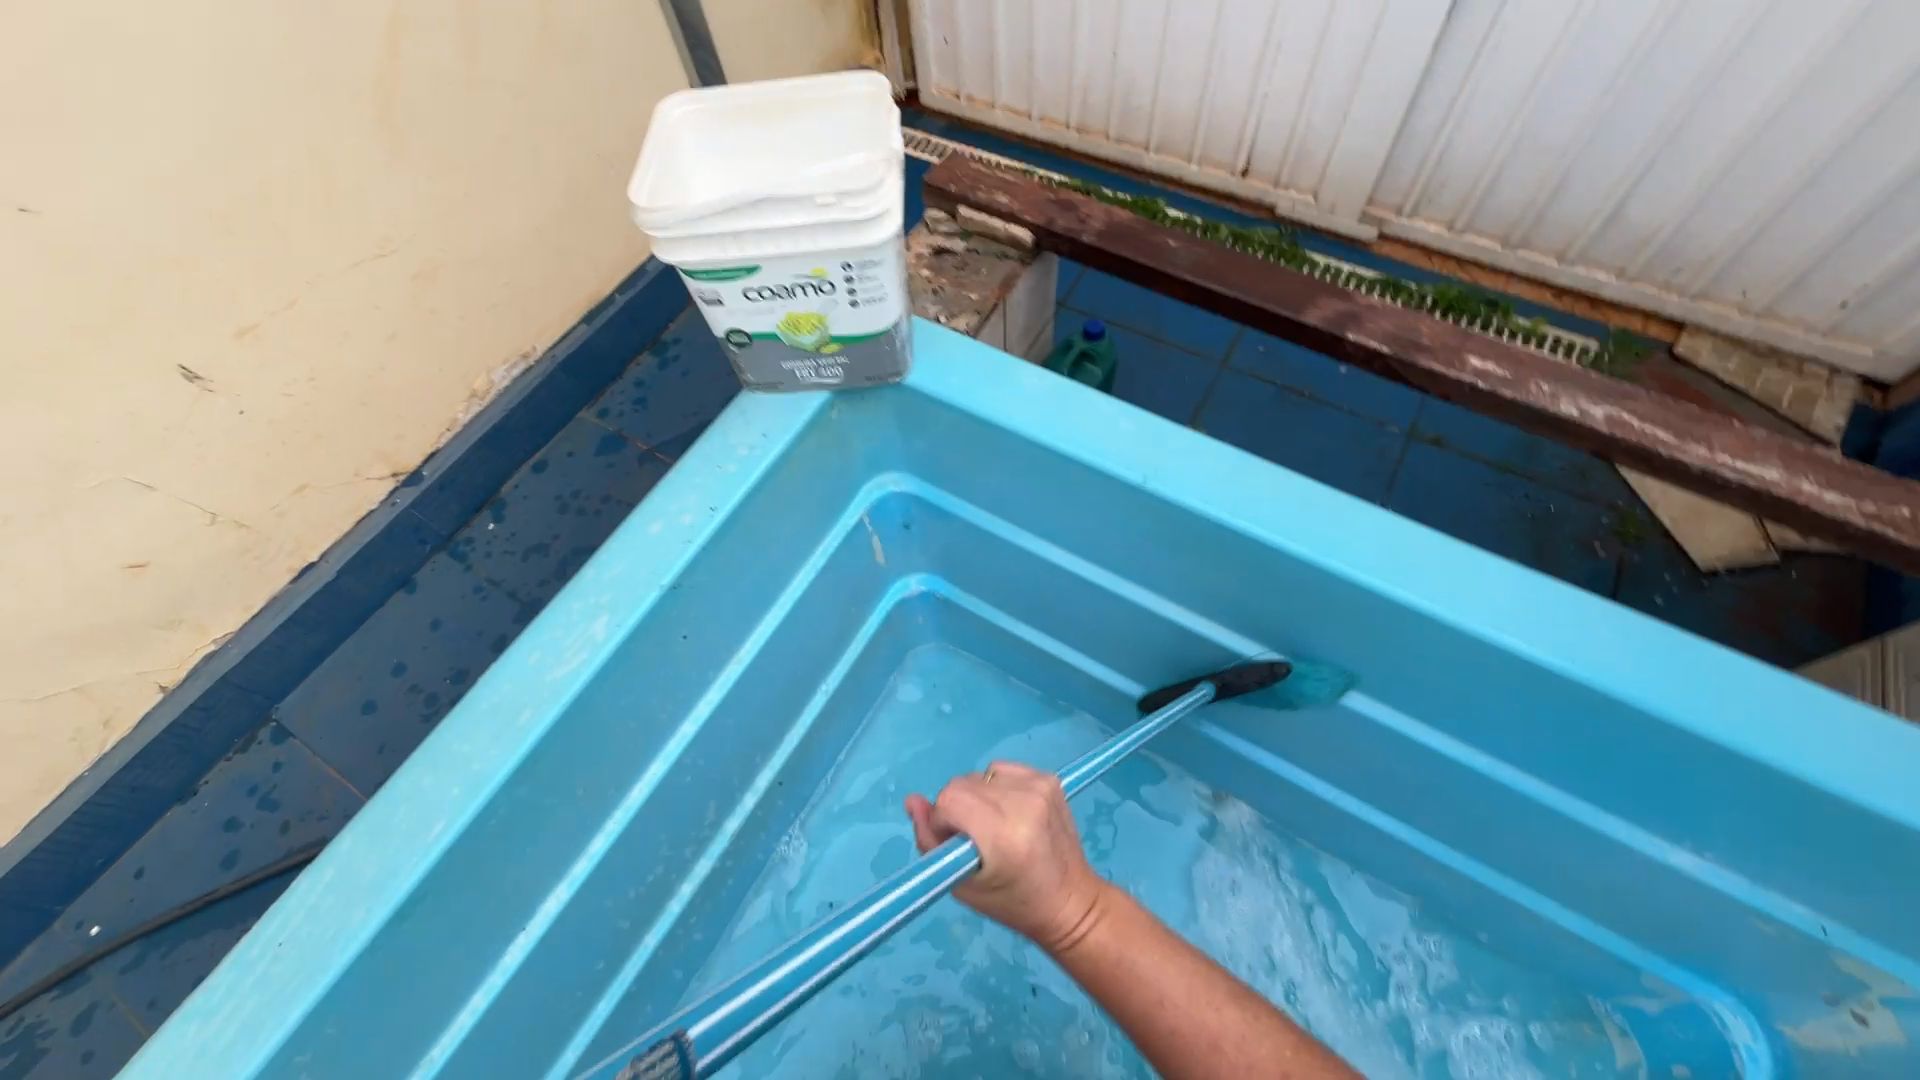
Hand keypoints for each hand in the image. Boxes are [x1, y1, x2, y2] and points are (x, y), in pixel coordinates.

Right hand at [904, 760, 1111, 953]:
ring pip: (980, 775)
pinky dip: (997, 788)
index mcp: (1003, 832)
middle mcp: (1024, 801)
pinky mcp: (1050, 778)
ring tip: (995, 826)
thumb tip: (912, 801)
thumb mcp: (962, 884)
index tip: (956, 845)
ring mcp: (1040, 786)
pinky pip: (1002, 770)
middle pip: (962, 784)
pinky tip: (1011, 813)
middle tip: (976, 840)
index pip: (949, 799)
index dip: (943, 822)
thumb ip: (931, 842)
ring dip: (978, 797)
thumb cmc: (1013, 902)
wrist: (1070, 901)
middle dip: (958, 809)